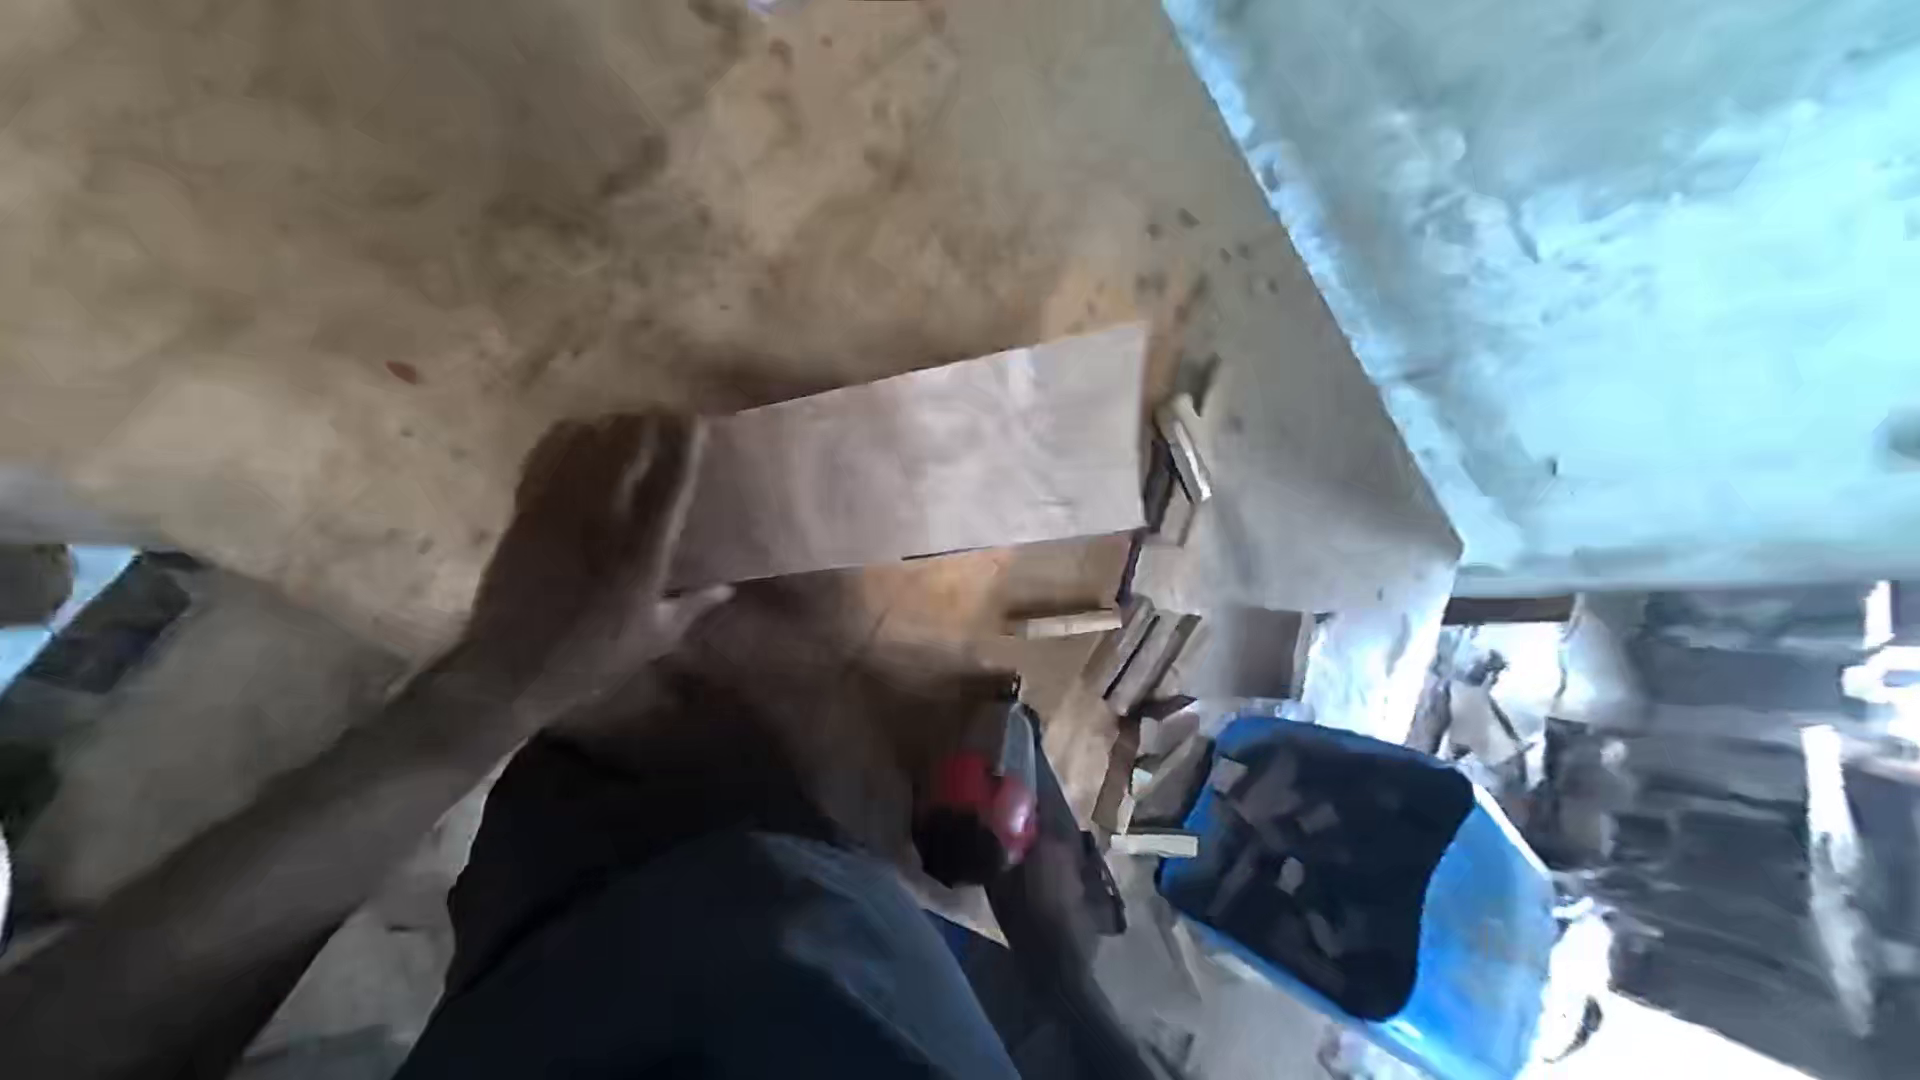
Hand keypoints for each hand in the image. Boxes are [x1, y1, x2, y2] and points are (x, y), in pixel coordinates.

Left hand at [455, 414, 731, 717]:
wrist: (512, 669)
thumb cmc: (594, 657)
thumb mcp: (657, 637)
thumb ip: (695, 607)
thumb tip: (729, 588)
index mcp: (642, 554)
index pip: (670, 486)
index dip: (684, 449)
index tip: (696, 421)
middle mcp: (603, 524)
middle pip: (626, 455)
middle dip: (648, 426)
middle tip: (663, 413)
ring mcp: (557, 516)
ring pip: (585, 452)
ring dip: (609, 427)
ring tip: (626, 417)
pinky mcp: (524, 518)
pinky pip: (542, 464)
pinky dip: (561, 440)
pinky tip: (575, 429)